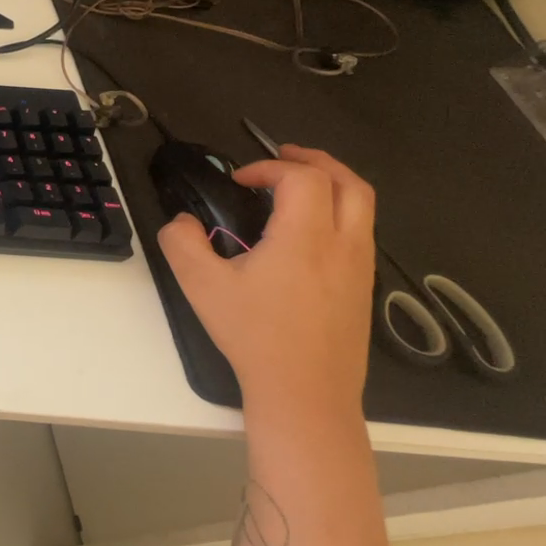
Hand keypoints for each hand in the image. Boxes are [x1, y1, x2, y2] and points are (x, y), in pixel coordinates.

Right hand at [158, 145, 376, 414]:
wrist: (305, 389)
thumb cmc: (253, 333)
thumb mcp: (199, 284)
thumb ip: (181, 241)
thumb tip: (183, 222)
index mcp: (306, 240)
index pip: (303, 179)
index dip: (269, 166)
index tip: (237, 180)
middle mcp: (343, 246)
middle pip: (352, 184)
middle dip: (317, 162)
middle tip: (283, 156)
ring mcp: (359, 267)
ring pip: (364, 207)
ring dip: (332, 184)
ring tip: (295, 184)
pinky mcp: (362, 286)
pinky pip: (360, 231)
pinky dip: (337, 210)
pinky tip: (303, 227)